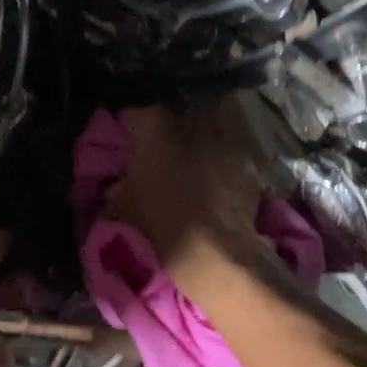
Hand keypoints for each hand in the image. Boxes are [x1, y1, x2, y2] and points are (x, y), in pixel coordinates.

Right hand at [114, 101, 272, 294]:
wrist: (212, 248)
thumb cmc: (160, 224)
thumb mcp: (123, 208)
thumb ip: (120, 188)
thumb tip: (120, 185)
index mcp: (155, 127)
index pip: (138, 117)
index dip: (135, 133)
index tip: (133, 150)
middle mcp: (192, 122)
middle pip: (178, 120)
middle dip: (173, 134)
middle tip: (167, 158)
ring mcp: (223, 138)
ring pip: (210, 131)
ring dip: (203, 144)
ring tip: (197, 168)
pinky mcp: (247, 159)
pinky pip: (231, 153)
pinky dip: (225, 163)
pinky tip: (221, 183)